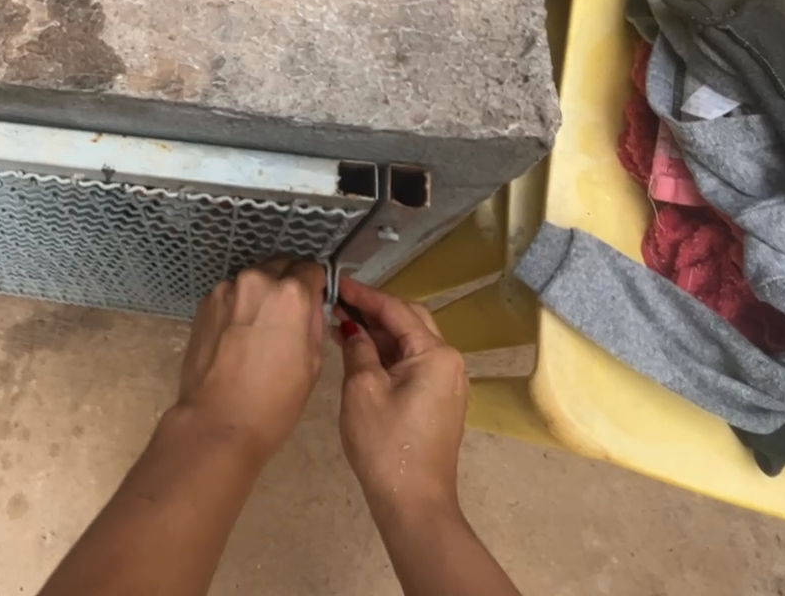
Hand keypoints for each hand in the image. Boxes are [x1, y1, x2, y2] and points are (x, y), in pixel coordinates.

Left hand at [173, 257, 327, 461]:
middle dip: (289, 282)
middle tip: (290, 314)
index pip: (311, 268)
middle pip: (280, 266)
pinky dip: (239, 305)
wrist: (216, 421)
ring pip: (253, 279)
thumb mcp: (312, 363)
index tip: (315, 299)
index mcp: (290, 293)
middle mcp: (256, 280)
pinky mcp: (205, 302)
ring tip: (260, 327)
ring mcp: (225, 288)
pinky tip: (238, 335)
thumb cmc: (274, 401)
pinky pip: (231, 294)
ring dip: (262, 293)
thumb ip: (313, 322)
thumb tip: (310, 304)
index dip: (316, 284)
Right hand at [335, 276, 468, 517]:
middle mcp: (448, 362)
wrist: (413, 503)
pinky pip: (410, 362)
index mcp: (435, 354)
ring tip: (340, 322)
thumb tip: (351, 326)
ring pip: (408, 342)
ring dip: (377, 331)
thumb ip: (357, 347)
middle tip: (338, 301)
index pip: (395, 309)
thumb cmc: (385, 442)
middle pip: (408, 320)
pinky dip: (385, 352)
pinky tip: (357, 349)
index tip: (335, 282)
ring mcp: (445, 382)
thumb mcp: (362, 387)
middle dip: (373, 309)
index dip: (363, 294)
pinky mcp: (436, 400)